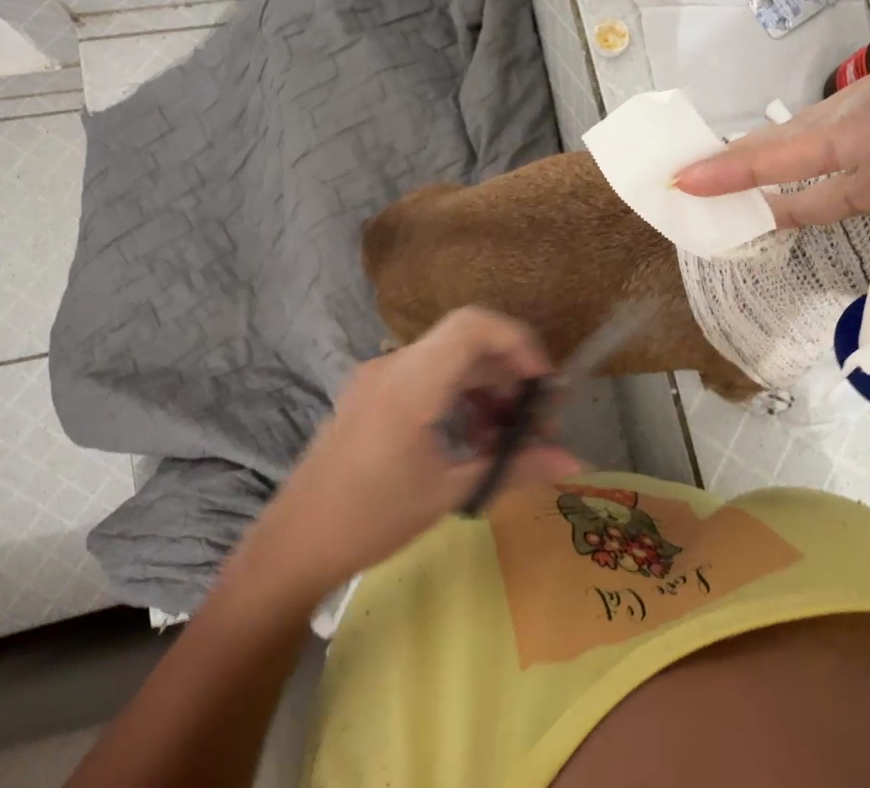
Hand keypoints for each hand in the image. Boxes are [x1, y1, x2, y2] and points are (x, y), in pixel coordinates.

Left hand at [253, 309, 584, 589]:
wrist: (293, 544)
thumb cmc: (370, 518)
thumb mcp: (449, 492)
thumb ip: (516, 468)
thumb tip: (577, 462)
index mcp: (412, 383)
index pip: (473, 325)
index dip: (519, 342)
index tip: (543, 385)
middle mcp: (394, 367)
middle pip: (467, 344)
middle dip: (511, 376)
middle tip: (538, 423)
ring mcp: (377, 379)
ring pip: (449, 363)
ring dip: (487, 391)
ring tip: (509, 441)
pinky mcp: (370, 396)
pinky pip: (427, 380)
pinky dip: (459, 400)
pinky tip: (473, 443)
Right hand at [675, 0, 869, 276]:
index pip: (843, 123)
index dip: (765, 158)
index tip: (696, 176)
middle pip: (834, 136)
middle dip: (763, 168)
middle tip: (691, 194)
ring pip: (865, 155)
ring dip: (808, 187)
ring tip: (745, 217)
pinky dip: (867, 194)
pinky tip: (837, 213)